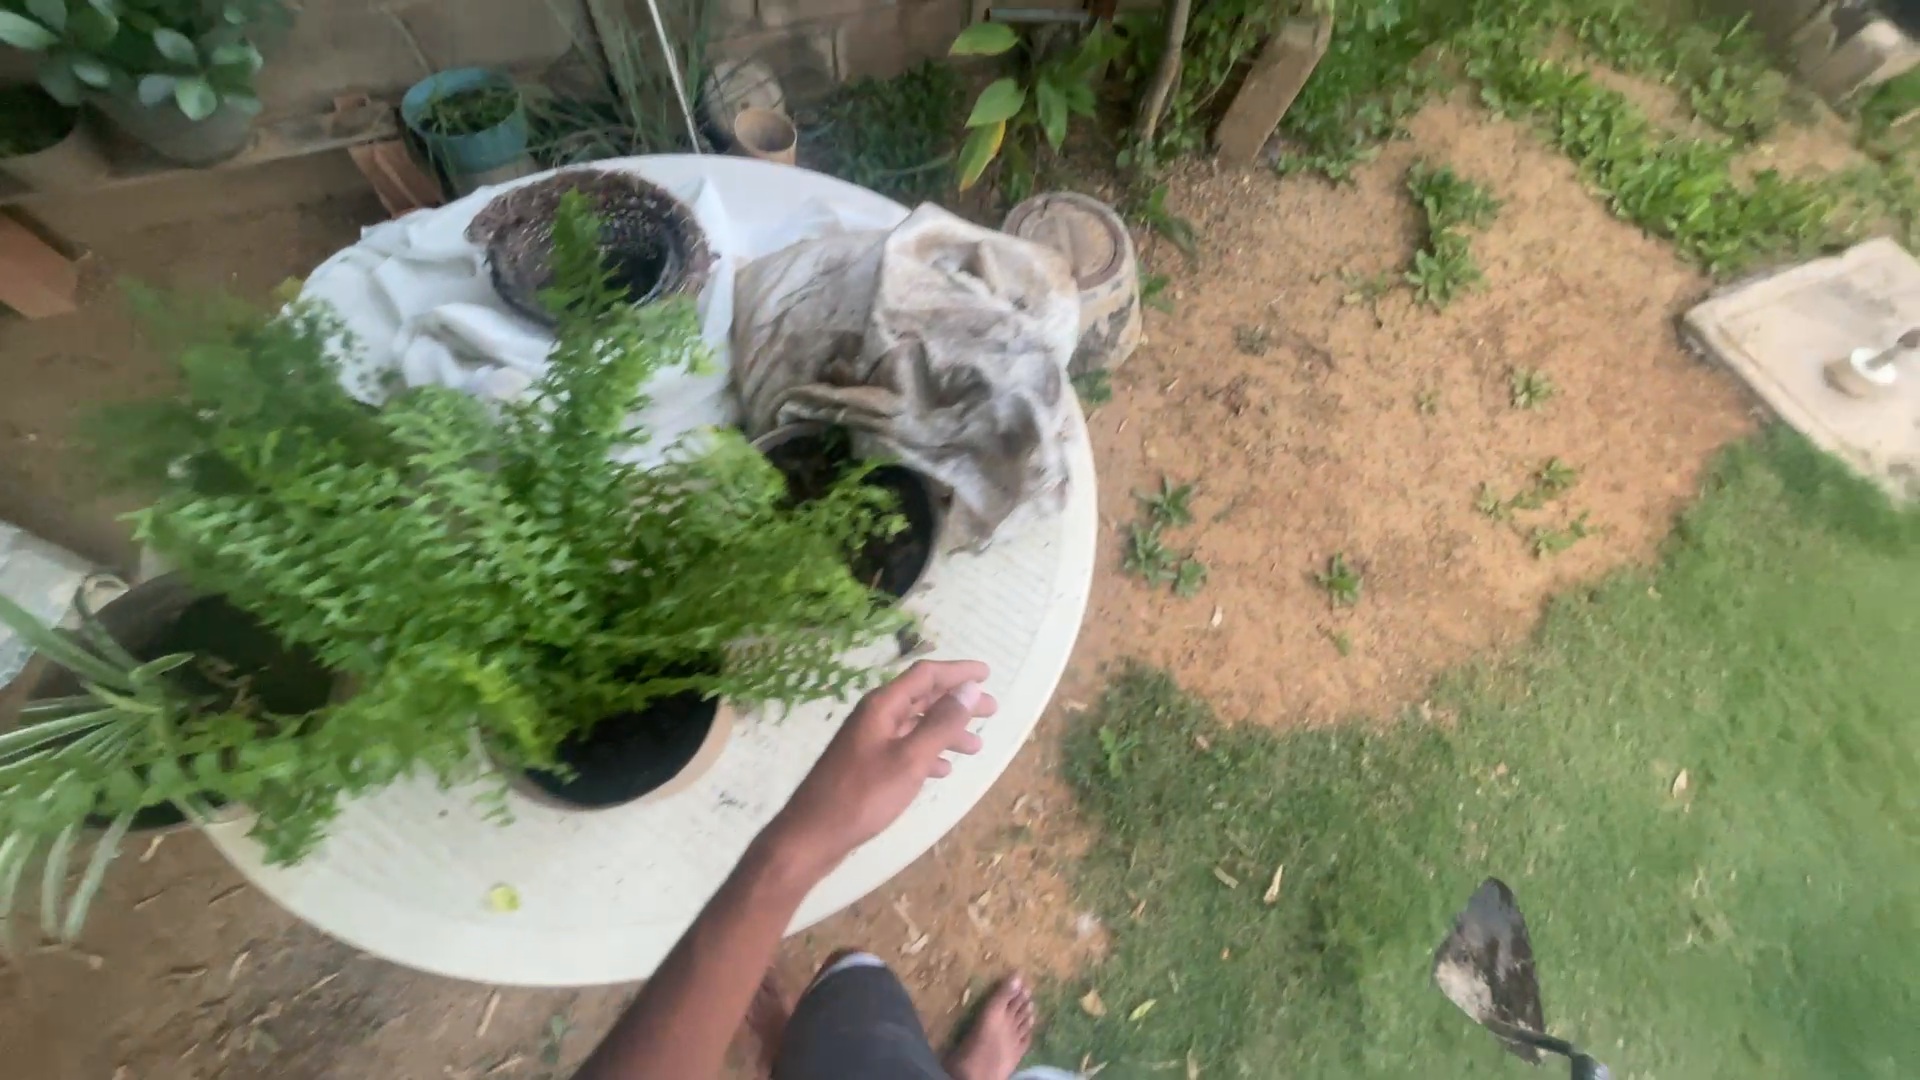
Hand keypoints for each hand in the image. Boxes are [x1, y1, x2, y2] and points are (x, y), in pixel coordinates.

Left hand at [763, 660, 997, 880]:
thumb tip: (970, 689)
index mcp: (883, 705)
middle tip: (991, 709)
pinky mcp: (867, 764)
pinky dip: (928, 752)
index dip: (958, 672)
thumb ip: (942, 724)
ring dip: (946, 730)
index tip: (987, 673)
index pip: (926, 675)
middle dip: (958, 701)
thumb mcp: (910, 759)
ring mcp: (869, 740)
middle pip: (923, 697)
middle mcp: (876, 715)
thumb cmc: (863, 795)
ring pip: (916, 725)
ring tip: (975, 746)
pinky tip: (943, 769)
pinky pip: (905, 748)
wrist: (812, 835)